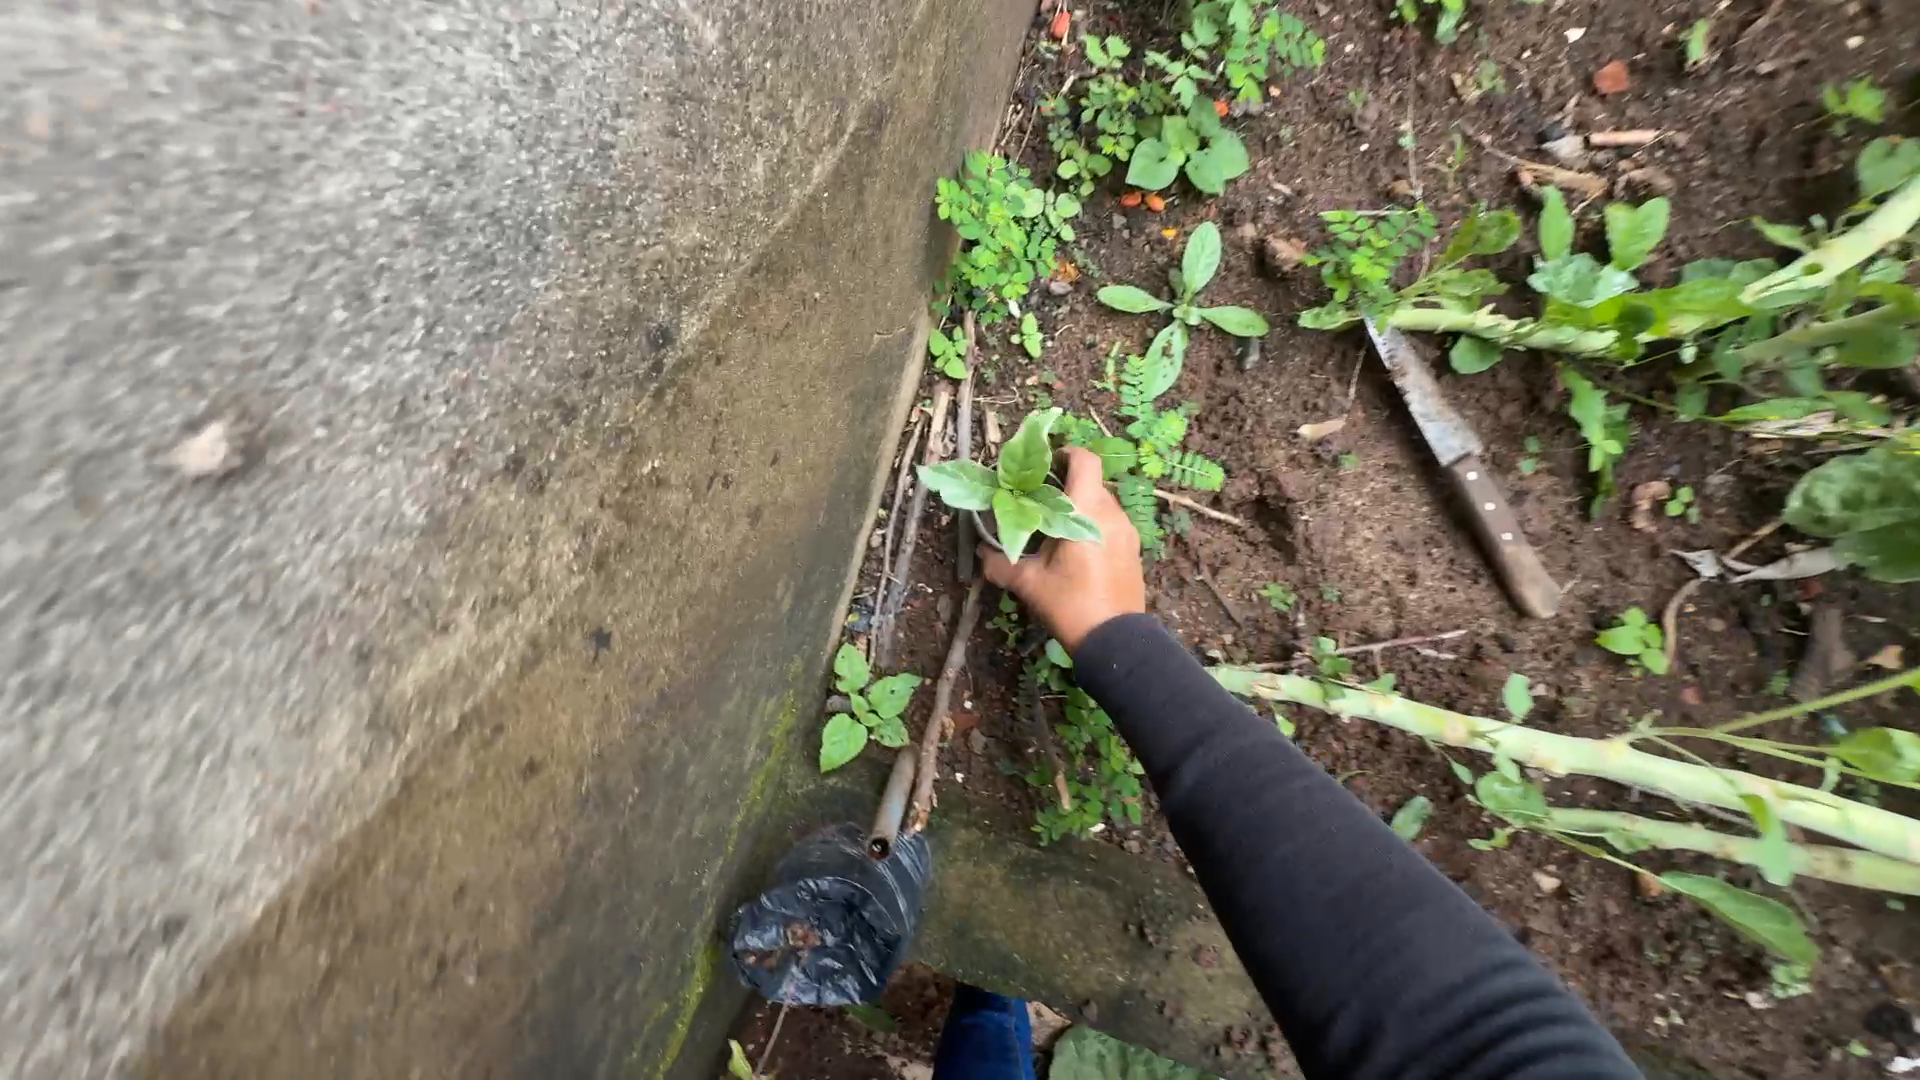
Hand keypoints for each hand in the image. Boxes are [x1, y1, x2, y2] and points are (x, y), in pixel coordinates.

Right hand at [979, 446, 1144, 651]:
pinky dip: (1093, 527)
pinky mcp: (1133, 551)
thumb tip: (982, 553)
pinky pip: (1111, 525)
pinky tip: (1075, 551)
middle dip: (1066, 486)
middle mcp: (1112, 514)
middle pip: (1091, 483)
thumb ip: (1001, 563)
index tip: (1045, 465)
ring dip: (1079, 508)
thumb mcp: (1028, 583)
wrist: (1114, 641)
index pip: (1085, 461)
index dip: (1065, 454)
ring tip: (1055, 530)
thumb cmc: (1070, 604)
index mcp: (1087, 510)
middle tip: (1040, 501)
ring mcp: (1127, 533)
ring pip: (1102, 505)